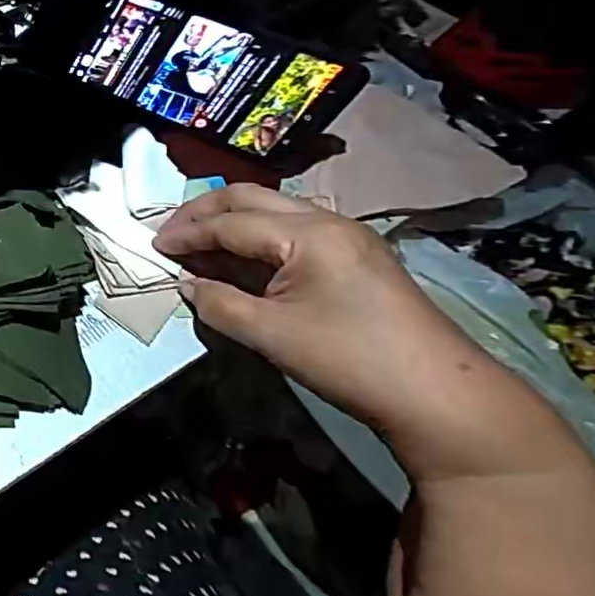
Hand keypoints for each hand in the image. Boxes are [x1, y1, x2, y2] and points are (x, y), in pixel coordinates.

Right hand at [152, 185, 582, 480]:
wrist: (440, 397)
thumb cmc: (350, 360)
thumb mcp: (272, 335)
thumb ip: (219, 303)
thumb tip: (186, 283)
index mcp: (307, 233)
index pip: (231, 221)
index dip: (188, 233)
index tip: (154, 246)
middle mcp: (326, 220)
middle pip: (250, 198)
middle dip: (204, 212)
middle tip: (170, 233)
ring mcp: (345, 235)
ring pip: (272, 211)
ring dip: (231, 223)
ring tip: (198, 245)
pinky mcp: (354, 255)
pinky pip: (291, 232)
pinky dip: (256, 240)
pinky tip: (240, 261)